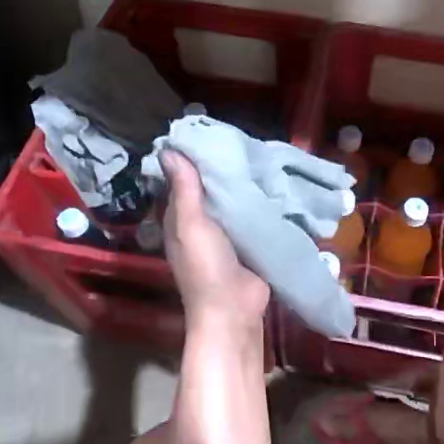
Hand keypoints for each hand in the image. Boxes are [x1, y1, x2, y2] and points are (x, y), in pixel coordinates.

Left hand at [159, 149, 267, 328]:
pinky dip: (260, 202)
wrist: (234, 311)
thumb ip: (184, 190)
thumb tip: (168, 150)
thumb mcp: (191, 225)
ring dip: (244, 184)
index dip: (194, 157)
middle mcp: (200, 222)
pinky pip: (252, 216)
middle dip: (225, 167)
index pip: (184, 179)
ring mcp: (226, 234)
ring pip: (233, 200)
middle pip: (211, 188)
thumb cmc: (206, 267)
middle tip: (246, 140)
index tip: (213, 131)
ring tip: (263, 155)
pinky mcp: (248, 243)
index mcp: (180, 217)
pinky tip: (275, 184)